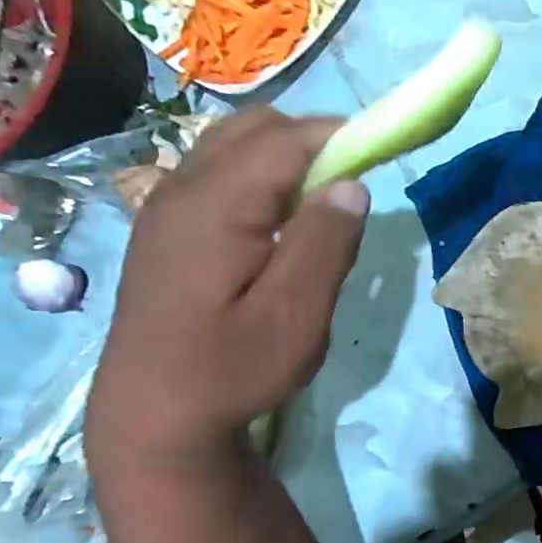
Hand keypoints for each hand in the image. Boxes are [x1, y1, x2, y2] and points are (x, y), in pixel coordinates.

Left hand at [87, 109, 367, 482]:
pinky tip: (284, 220)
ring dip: (286, 155)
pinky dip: (261, 174)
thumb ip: (326, 244)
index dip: (339, 134)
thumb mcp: (296, 316)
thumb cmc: (233, 369)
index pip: (284, 140)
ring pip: (232, 145)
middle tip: (356, 180)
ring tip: (325, 201)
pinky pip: (218, 171)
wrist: (156, 414)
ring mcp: (167, 206)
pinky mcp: (168, 226)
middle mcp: (182, 190)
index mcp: (215, 207)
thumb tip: (351, 184)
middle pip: (253, 129)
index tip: (385, 146)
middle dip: (314, 138)